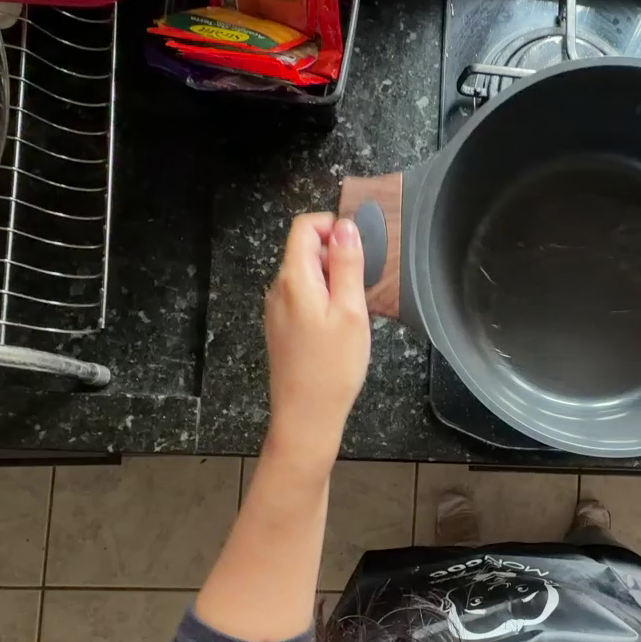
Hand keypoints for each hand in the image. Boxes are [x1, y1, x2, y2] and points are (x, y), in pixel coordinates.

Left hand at [264, 213, 370, 463]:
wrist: (306, 415)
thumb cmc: (333, 367)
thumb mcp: (351, 311)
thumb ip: (348, 265)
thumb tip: (346, 227)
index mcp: (294, 278)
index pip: (305, 227)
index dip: (333, 226)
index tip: (359, 246)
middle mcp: (279, 288)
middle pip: (305, 251)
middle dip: (337, 258)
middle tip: (363, 288)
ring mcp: (277, 309)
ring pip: (306, 276)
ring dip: (333, 282)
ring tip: (354, 313)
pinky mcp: (281, 328)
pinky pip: (303, 298)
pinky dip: (324, 301)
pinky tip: (340, 329)